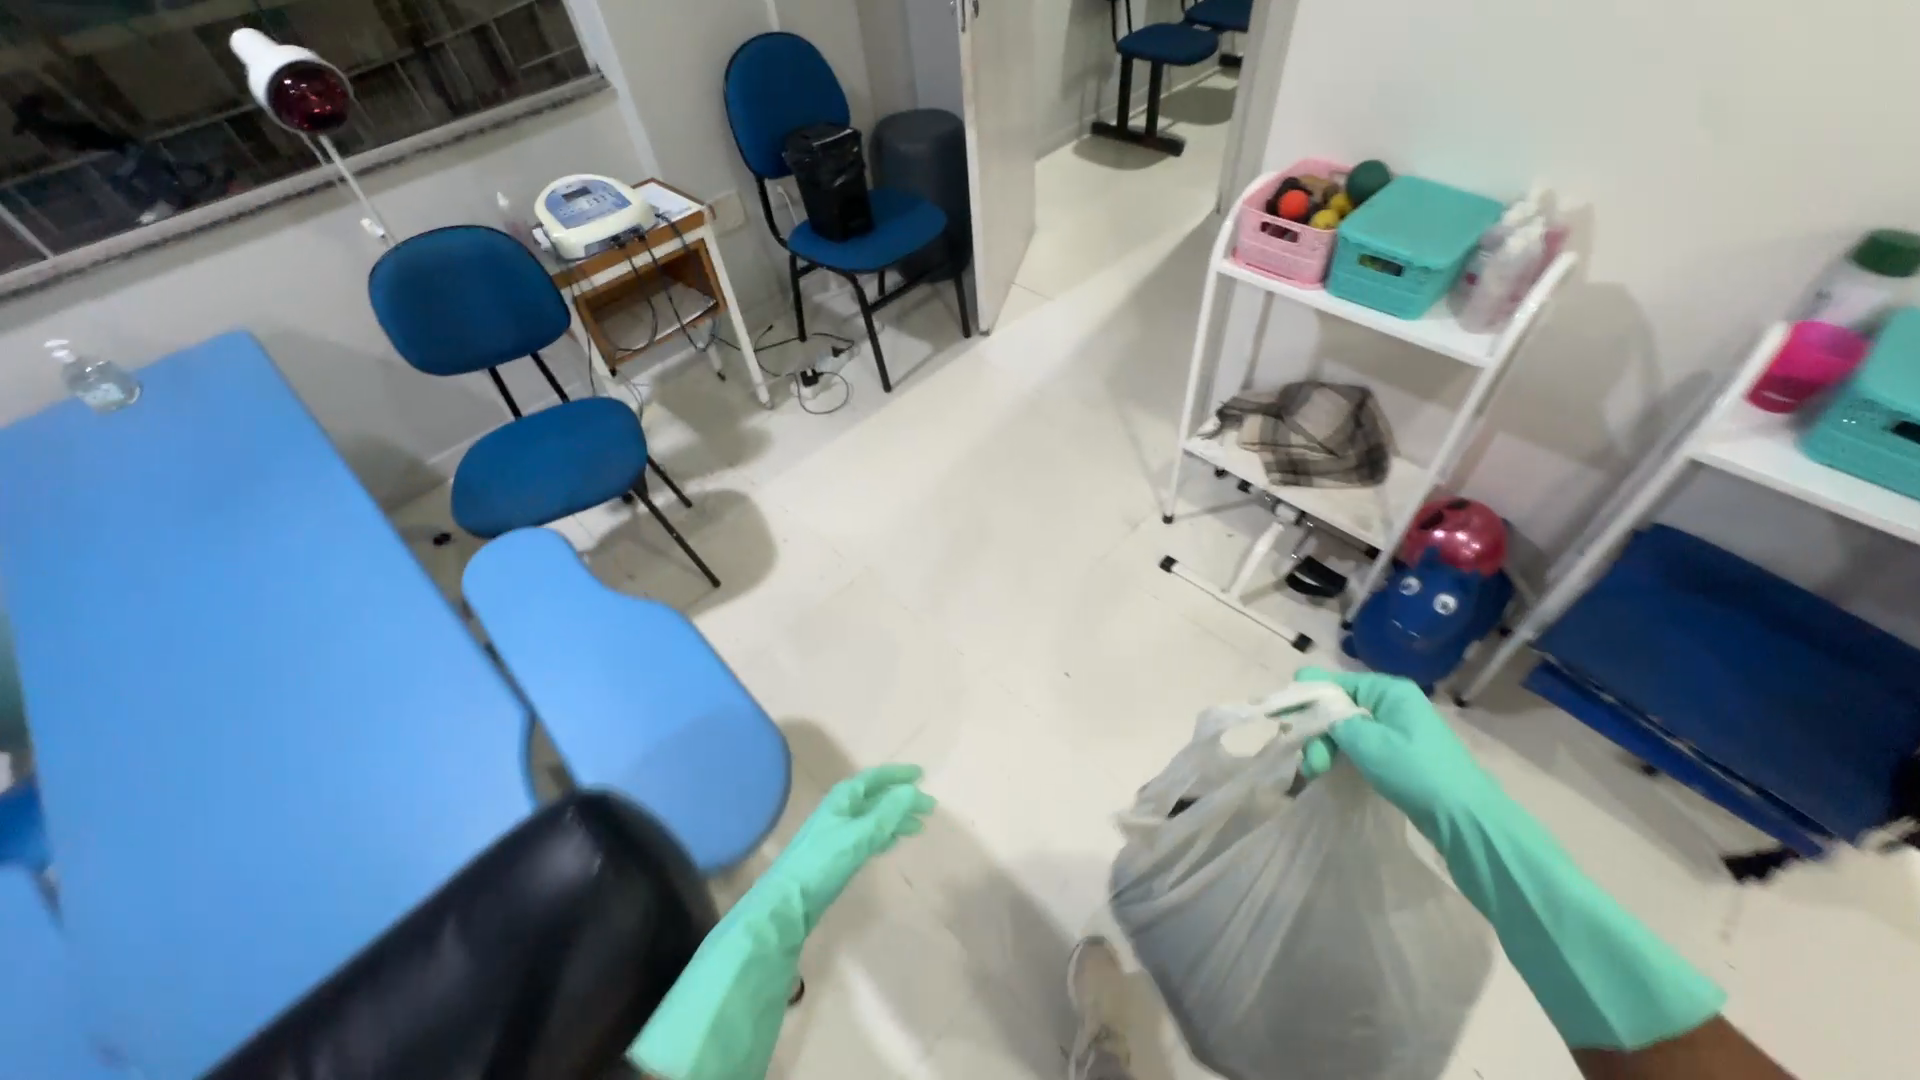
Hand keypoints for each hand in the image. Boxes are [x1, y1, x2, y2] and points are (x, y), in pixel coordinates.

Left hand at [767, 764, 935, 925]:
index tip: (921, 775)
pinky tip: (893, 842)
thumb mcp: (859, 836)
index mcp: (843, 799)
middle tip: (929, 809)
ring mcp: (838, 832)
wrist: (788, 901)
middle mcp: (840, 810)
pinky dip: (883, 835)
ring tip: (918, 827)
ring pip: (873, 818)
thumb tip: (912, 790)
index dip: (898, 775)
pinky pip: (867, 836)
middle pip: (876, 798)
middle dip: (902, 801)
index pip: (874, 778)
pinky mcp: (837, 854)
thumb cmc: (823, 863)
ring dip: (895, 819)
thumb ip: (886, 813)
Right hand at [1295, 667, 1499, 840]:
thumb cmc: (1414, 770)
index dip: (1305, 696)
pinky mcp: (1397, 752)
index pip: (1334, 683)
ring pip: (1345, 729)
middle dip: (1316, 732)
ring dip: (1326, 748)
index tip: (1277, 713)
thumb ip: (1331, 717)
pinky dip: (1341, 756)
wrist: (1463, 817)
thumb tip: (1306, 695)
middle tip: (1308, 761)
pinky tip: (1328, 770)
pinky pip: (1359, 745)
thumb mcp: (1366, 741)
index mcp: (1388, 691)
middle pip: (1338, 708)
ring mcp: (1396, 728)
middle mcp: (1392, 703)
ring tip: (1315, 772)